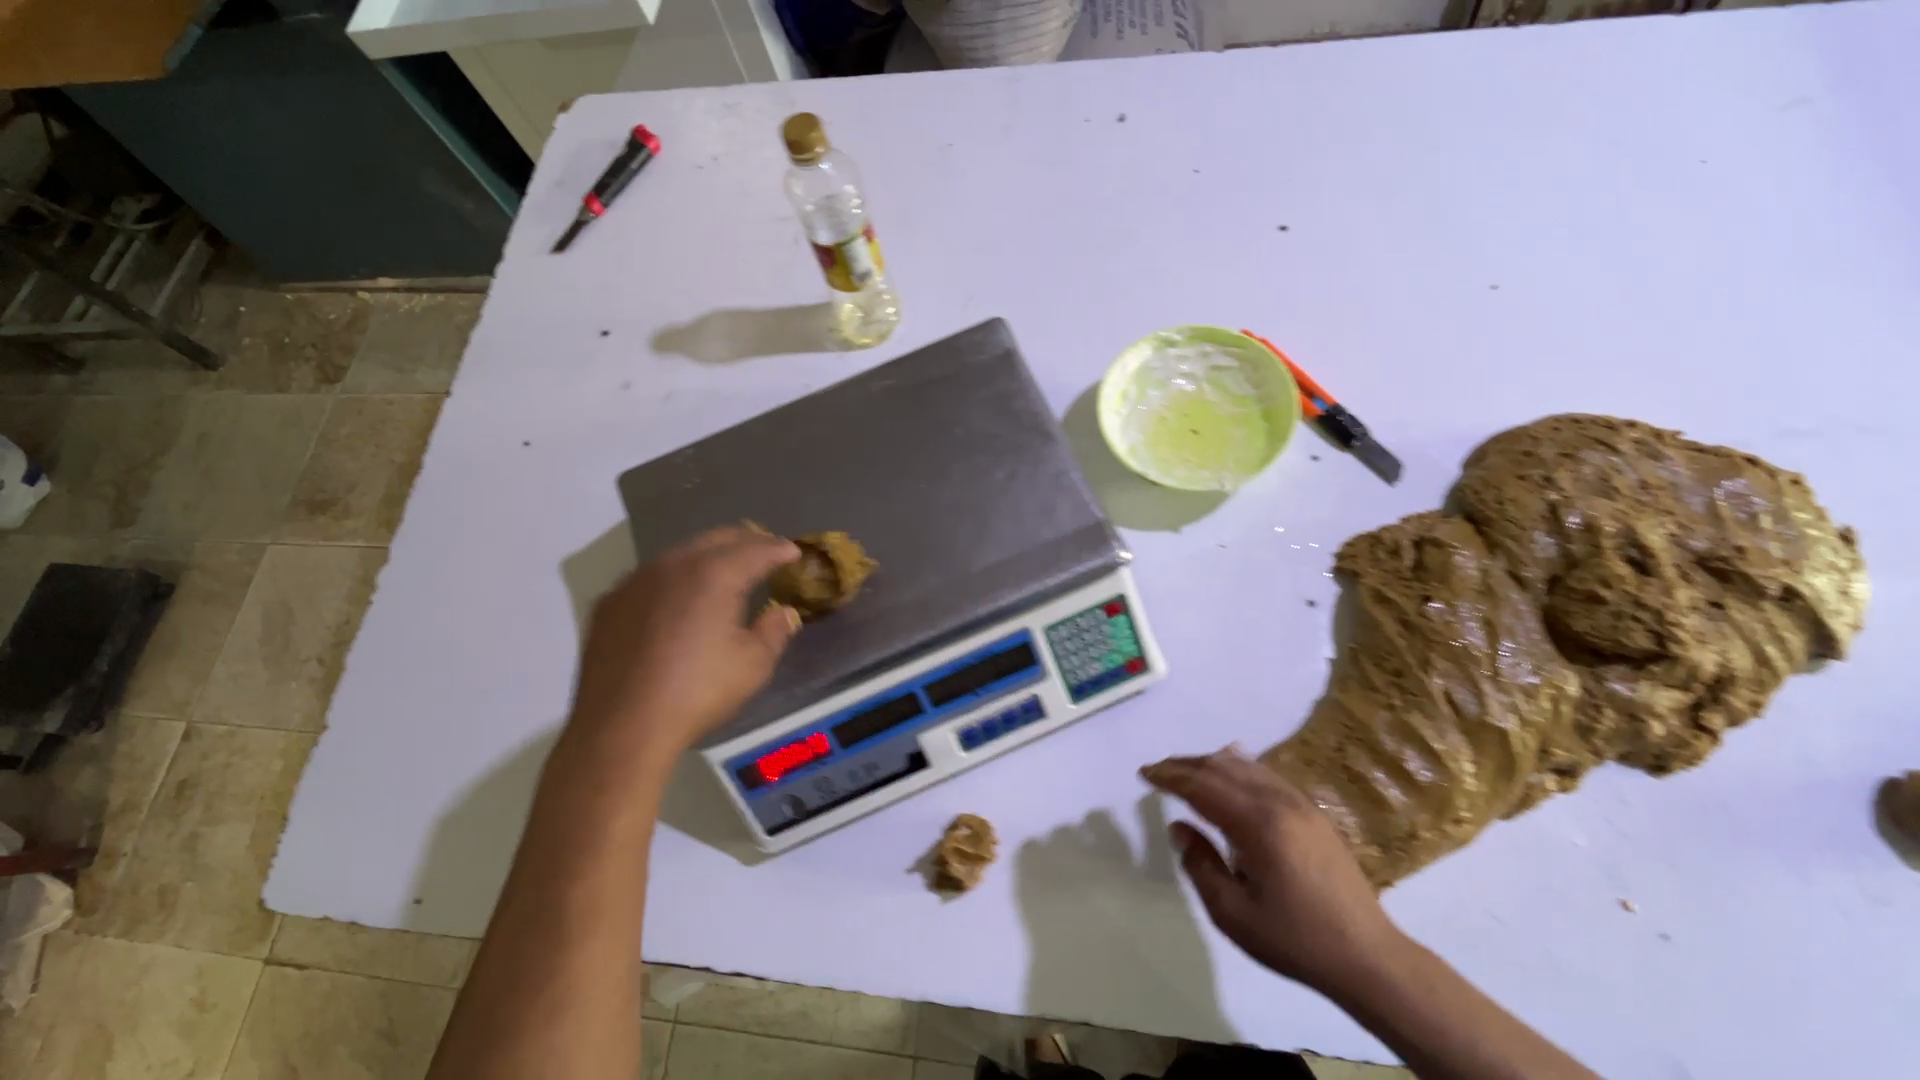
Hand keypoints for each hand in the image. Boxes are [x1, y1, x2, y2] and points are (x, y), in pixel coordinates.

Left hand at [568, 526, 801, 760]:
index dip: (779, 549)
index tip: (794, 552)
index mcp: (714, 574)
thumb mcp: (753, 665)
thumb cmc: (697, 692)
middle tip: (764, 552)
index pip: (756, 549)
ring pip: (680, 554)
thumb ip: (774, 631)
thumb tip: (784, 612)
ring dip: (708, 557)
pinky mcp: (610, 603)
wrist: (622, 726)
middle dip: (745, 542)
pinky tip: (678, 600)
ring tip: (725, 572)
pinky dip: (674, 579)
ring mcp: (636, 581)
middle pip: (716, 539)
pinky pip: (651, 577)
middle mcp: (673, 565)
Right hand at [1141, 747, 1407, 997]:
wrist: (1365, 955)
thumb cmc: (1293, 939)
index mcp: (1258, 825)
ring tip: (1185, 771)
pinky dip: (1239, 769)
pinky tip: (1231, 771)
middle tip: (1157, 769)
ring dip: (1212, 764)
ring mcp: (1301, 805)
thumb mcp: (1232, 913)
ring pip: (1248, 767)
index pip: (1203, 786)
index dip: (1170, 777)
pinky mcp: (1314, 814)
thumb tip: (1179, 826)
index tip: (1144, 774)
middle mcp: (1280, 803)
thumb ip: (1200, 864)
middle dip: (1186, 764)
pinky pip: (1267, 776)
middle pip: (1224, 768)